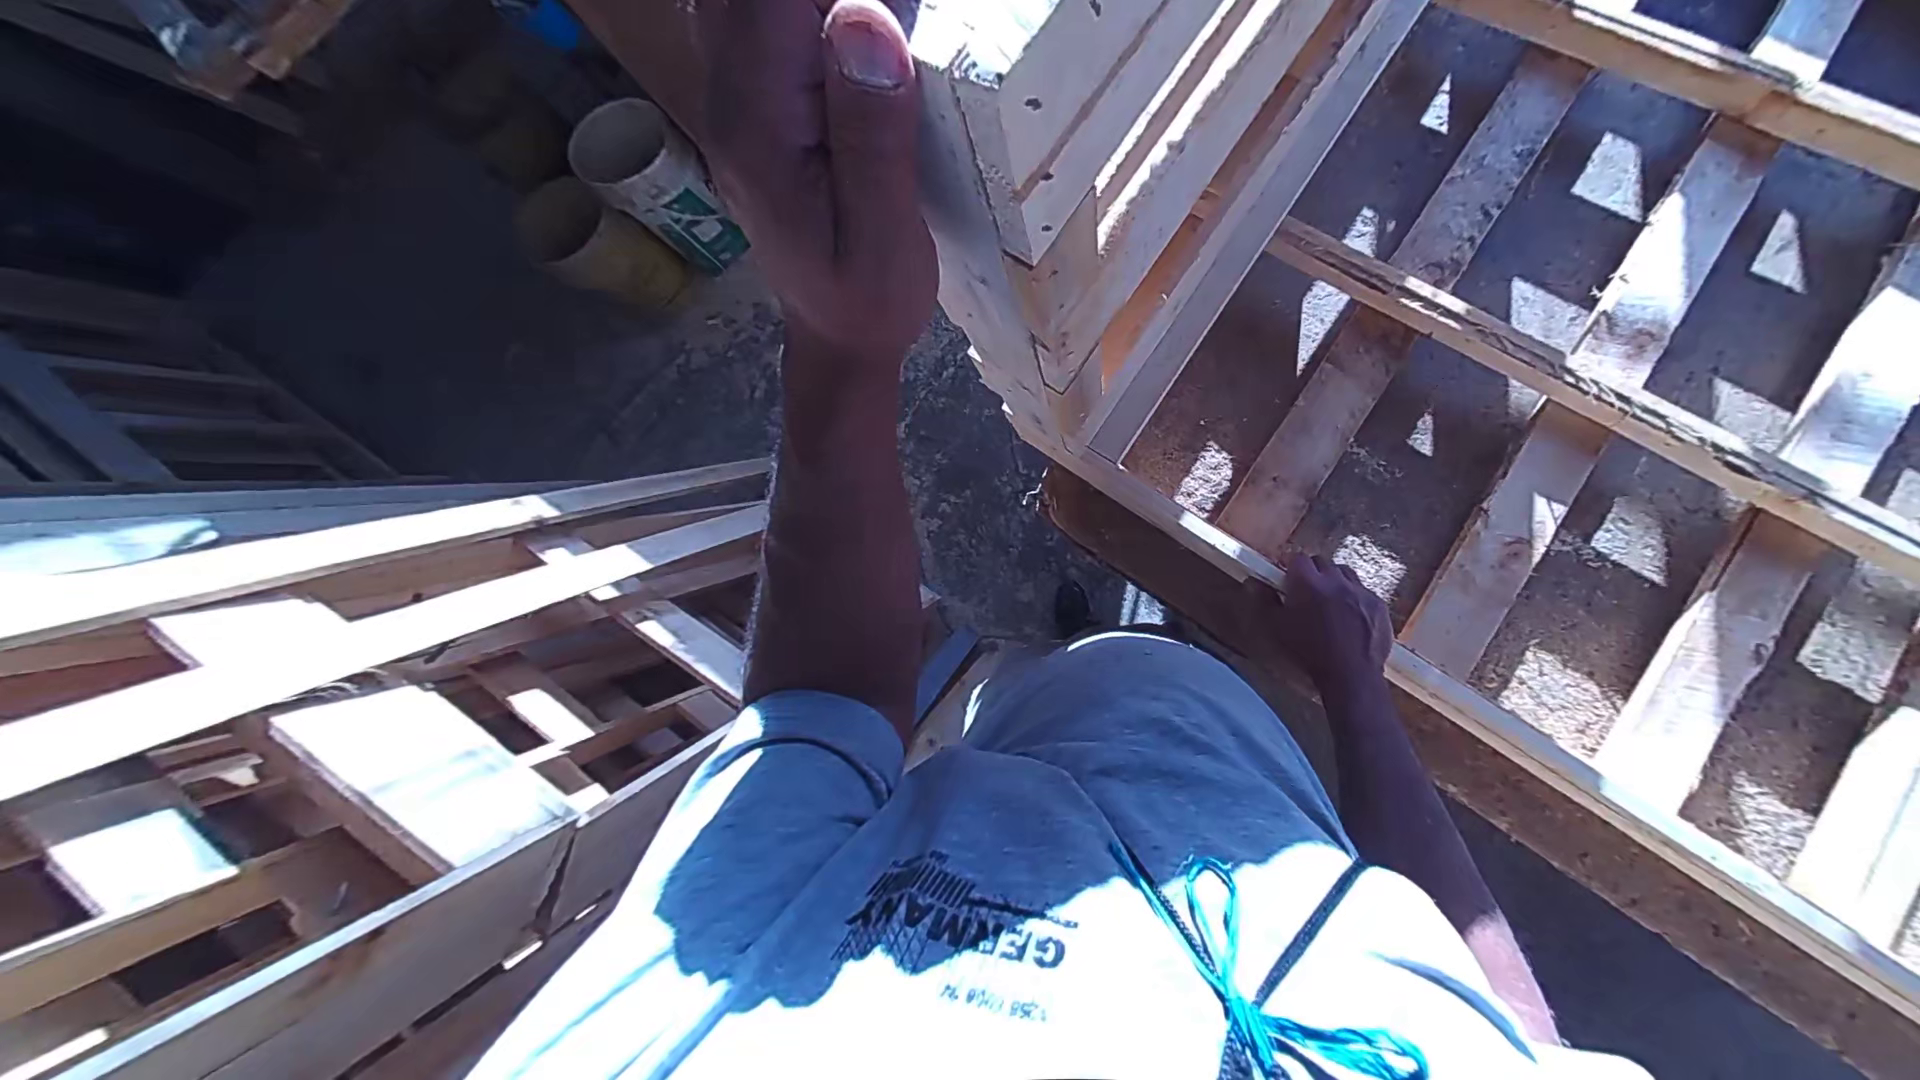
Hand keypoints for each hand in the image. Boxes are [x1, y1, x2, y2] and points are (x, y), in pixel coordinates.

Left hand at [701, 0, 937, 377]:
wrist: (837, 340)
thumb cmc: (868, 303)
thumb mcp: (885, 239)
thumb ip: (874, 140)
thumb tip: (866, 18)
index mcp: (759, 127)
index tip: (896, 21)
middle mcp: (729, 102)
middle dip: (826, 2)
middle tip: (892, 40)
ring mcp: (733, 105)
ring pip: (747, 5)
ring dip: (811, 11)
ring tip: (875, 46)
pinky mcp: (753, 112)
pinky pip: (760, 26)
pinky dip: (802, 20)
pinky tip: (845, 45)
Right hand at [1270, 553, 1391, 692]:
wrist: (1350, 674)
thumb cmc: (1307, 651)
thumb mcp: (1277, 627)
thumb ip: (1263, 600)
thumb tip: (1252, 582)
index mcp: (1307, 583)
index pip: (1298, 558)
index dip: (1291, 567)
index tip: (1287, 579)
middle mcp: (1336, 580)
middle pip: (1322, 562)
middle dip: (1312, 572)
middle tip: (1305, 592)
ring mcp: (1361, 591)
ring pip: (1345, 573)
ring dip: (1334, 581)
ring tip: (1329, 601)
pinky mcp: (1379, 604)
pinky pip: (1363, 591)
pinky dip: (1354, 597)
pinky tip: (1349, 616)